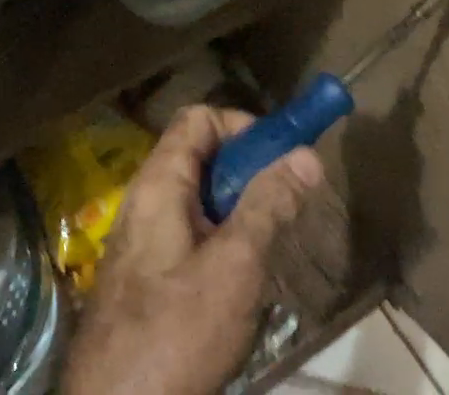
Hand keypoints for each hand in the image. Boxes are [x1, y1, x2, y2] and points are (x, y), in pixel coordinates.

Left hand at [61, 106, 324, 394]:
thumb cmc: (176, 330)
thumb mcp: (235, 265)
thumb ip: (269, 205)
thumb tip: (306, 153)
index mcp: (158, 185)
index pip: (198, 118)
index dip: (242, 127)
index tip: (281, 159)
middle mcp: (145, 203)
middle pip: (202, 159)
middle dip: (249, 173)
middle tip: (286, 207)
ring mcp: (143, 244)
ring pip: (200, 203)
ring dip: (240, 213)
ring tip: (270, 247)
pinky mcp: (147, 281)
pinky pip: (191, 239)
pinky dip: (222, 244)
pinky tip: (242, 283)